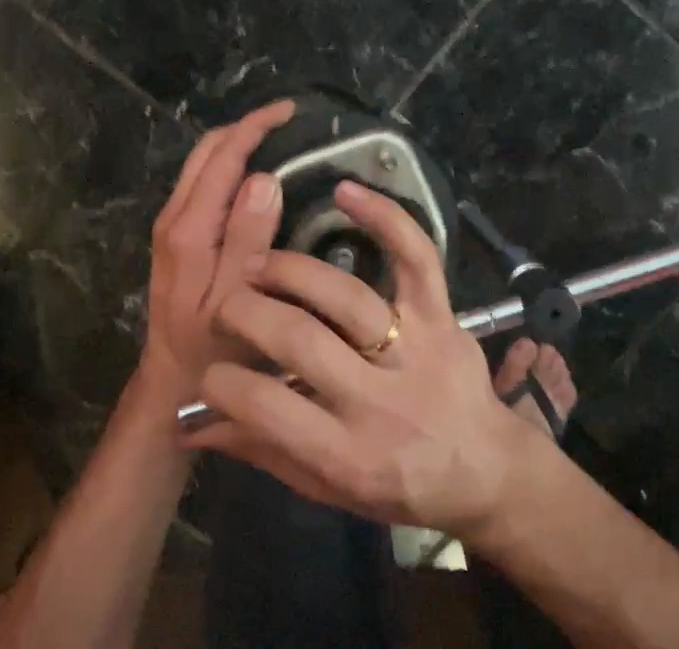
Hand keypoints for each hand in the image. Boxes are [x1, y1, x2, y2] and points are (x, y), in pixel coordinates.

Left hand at [140, 100, 295, 401]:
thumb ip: (247, 239)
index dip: (255, 126)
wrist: (170, 382)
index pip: (222, 157)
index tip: (290, 111)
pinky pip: (201, 183)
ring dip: (235, 144)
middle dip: (245, 127)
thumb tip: (263, 178)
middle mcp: (173, 218)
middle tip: (288, 121)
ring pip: (200, 164)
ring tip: (277, 139)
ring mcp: (170, 227)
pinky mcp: (175, 238)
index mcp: (189, 228)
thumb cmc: (213, 349)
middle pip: (206, 151)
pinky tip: (256, 174)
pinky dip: (227, 166)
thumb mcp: (237, 300)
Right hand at [185, 181, 538, 538]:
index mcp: (349, 454)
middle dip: (247, 313)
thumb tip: (191, 423)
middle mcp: (383, 401)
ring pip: (347, 296)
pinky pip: (418, 259)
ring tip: (257, 264)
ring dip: (291, 271)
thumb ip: (262, 450)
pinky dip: (386, 218)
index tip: (208, 368)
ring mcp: (418, 350)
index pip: (268, 408)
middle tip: (225, 305)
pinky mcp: (443, 316)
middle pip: (301, 340)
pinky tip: (345, 190)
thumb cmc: (400, 487)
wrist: (487, 472)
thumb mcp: (328, 487)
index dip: (224, 382)